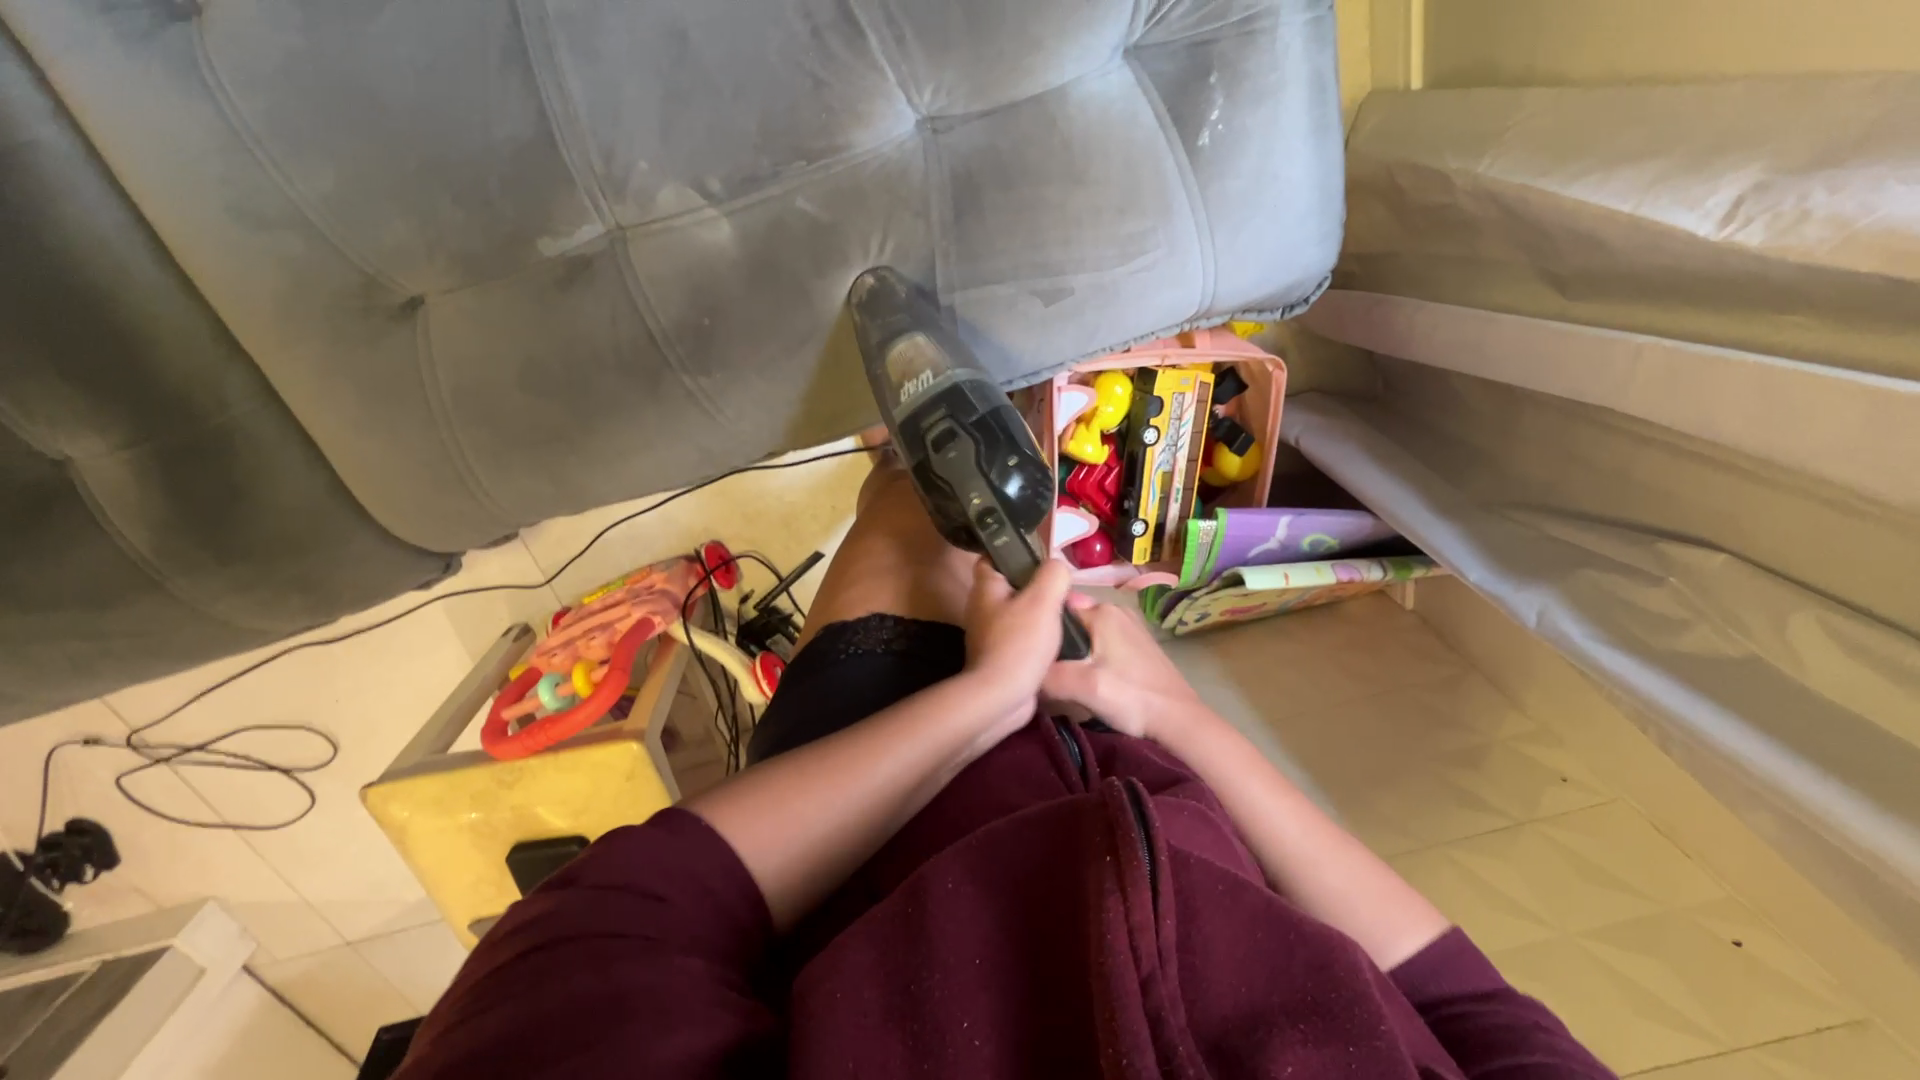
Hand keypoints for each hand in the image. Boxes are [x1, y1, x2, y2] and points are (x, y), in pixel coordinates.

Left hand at [960, 557, 1073, 730]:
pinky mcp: (998, 657)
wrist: (1002, 697)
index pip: (992, 557)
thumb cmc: (1020, 642)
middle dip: (1034, 587)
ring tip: (1064, 616)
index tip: (1039, 558)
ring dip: (1038, 615)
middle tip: (1060, 590)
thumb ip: (1053, 575)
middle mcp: (981, 608)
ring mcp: (987, 634)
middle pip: (1010, 586)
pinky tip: (1056, 643)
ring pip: (1017, 614)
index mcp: (985, 588)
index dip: (1013, 552)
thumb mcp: (1043, 599)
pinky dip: (1036, 639)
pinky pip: (1020, 638)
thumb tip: (1058, 566)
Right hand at [1041, 594, 1203, 740]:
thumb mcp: (1082, 687)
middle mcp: (1116, 610)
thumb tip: (1024, 674)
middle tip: (1042, 669)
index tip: (1028, 650)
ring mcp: (1130, 626)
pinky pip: (1103, 642)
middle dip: (1057, 642)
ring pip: (1088, 633)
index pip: (1056, 608)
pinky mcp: (1138, 644)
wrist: (1178, 719)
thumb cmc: (1131, 697)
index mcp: (1102, 611)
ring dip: (1075, 651)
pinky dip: (1092, 656)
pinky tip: (1089, 678)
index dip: (1040, 629)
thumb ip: (1047, 675)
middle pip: (1071, 621)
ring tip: (1063, 676)